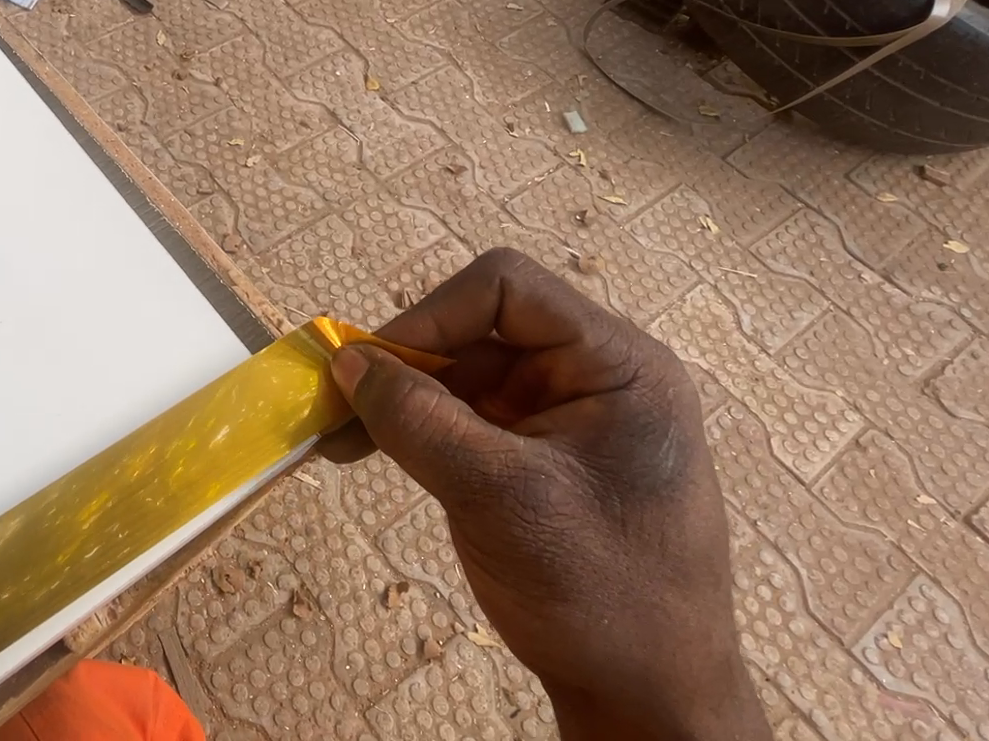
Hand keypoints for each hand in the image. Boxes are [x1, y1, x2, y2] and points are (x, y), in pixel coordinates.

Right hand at [323, 248, 768, 740]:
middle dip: (404, 364)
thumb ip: (419, 420)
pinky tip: (365, 449)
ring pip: (456, 372)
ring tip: (341, 438)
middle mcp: (587, 373)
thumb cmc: (599, 593)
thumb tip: (345, 361)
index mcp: (614, 365)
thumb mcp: (500, 498)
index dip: (432, 315)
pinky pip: (457, 414)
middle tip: (340, 405)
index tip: (374, 367)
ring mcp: (556, 412)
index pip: (507, 289)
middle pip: (473, 329)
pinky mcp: (529, 448)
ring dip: (396, 400)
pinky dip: (410, 427)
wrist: (647, 701)